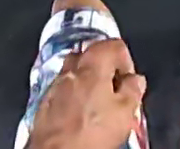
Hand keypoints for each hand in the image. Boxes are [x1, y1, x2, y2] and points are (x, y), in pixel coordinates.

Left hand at [28, 39, 146, 148]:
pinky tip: (79, 117)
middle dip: (106, 71)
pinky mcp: (44, 104)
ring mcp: (55, 84)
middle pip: (94, 57)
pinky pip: (63, 91)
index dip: (127, 64)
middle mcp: (72, 66)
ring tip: (96, 106)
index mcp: (94, 61)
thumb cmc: (90, 133)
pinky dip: (73, 98)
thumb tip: (135, 81)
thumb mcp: (124, 113)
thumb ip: (133, 91)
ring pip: (77, 74)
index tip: (129, 84)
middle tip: (114, 93)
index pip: (116, 46)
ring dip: (88, 84)